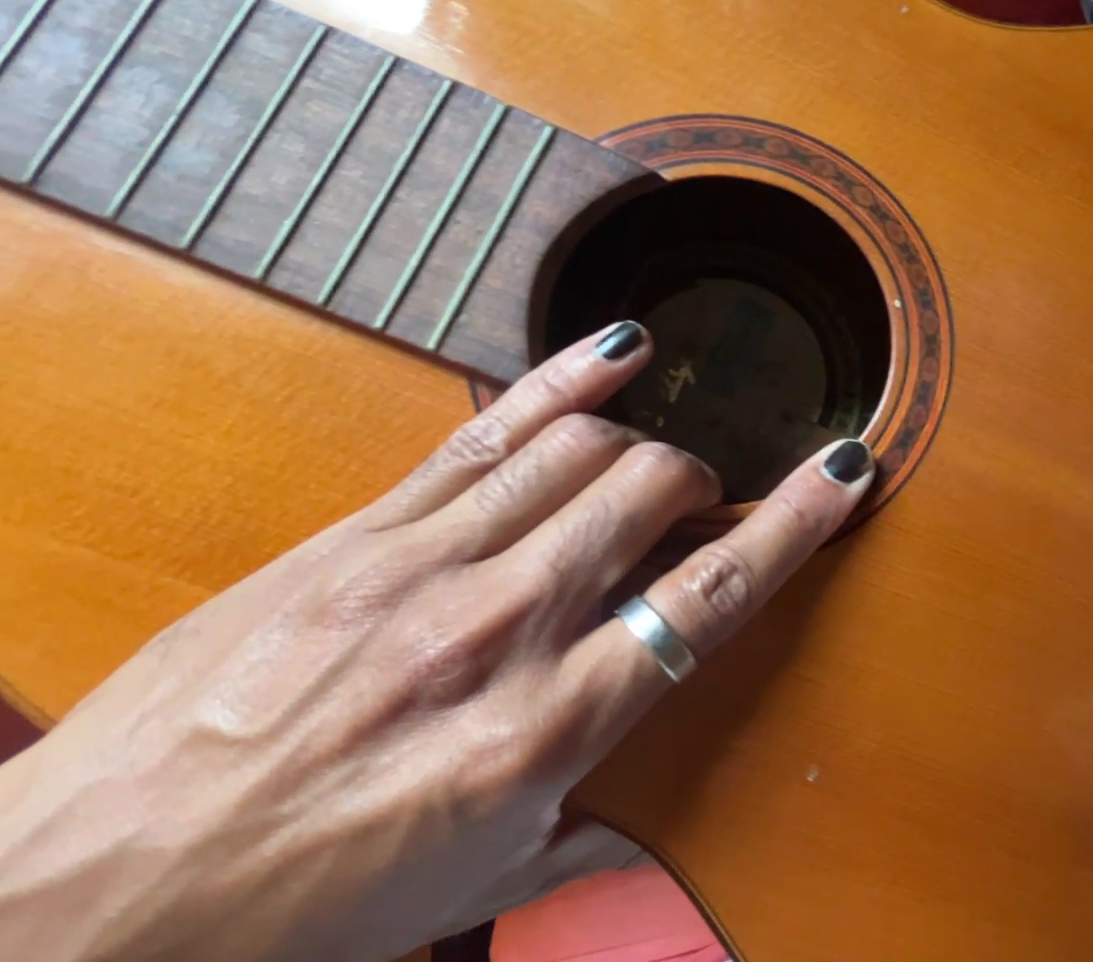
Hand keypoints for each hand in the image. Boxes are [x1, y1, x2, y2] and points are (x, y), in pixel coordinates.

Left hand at [0, 322, 874, 961]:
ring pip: (581, 450)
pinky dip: (565, 382)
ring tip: (647, 468)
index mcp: (549, 727)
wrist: (92, 898)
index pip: (711, 595)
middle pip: (652, 494)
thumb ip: (600, 826)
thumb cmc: (310, 900)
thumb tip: (667, 814)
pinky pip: (485, 433)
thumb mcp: (488, 879)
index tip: (842, 474)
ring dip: (641, 447)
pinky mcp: (362, 534)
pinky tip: (619, 350)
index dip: (795, 523)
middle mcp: (501, 631)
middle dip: (702, 483)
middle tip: (698, 507)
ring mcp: (424, 568)